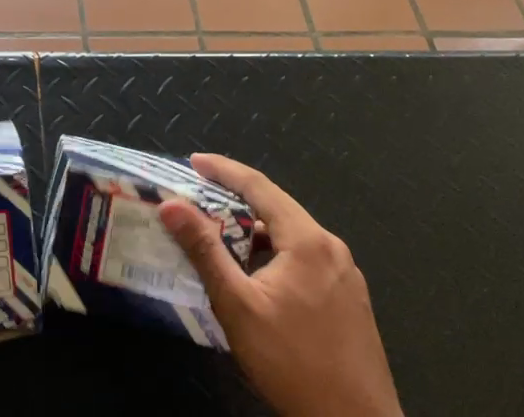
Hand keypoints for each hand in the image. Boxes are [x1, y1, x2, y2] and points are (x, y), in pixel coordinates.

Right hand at [159, 154, 401, 416]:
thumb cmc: (292, 362)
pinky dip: (275, 254)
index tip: (194, 161)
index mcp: (308, 241)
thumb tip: (172, 206)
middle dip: (237, 200)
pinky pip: (306, 260)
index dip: (225, 170)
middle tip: (200, 197)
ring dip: (255, 232)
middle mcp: (332, 248)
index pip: (260, 188)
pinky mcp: (350, 301)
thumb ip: (205, 251)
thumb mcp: (238, 306)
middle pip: (278, 209)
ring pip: (293, 237)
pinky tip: (257, 277)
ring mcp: (346, 276)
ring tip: (220, 238)